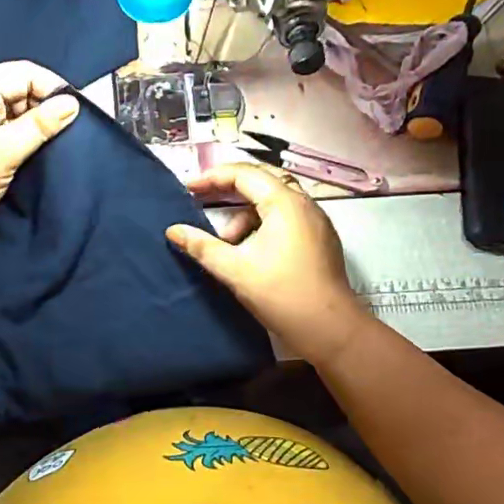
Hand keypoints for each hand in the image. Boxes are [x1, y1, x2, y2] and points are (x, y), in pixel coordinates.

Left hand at [0, 61, 80, 228]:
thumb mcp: (7, 150)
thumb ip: (41, 124)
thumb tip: (73, 104)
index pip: (24, 72)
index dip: (52, 86)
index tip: (74, 111)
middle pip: (21, 87)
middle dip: (46, 104)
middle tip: (68, 128)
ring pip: (17, 108)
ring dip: (38, 121)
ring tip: (56, 140)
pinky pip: (10, 126)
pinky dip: (27, 134)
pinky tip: (40, 148)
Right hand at [166, 162, 372, 363]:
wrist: (330, 328)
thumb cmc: (280, 294)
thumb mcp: (234, 269)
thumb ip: (202, 246)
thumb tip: (173, 231)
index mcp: (285, 202)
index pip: (244, 174)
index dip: (212, 178)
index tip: (187, 189)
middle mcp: (304, 204)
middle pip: (261, 181)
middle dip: (229, 189)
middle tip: (201, 200)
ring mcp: (316, 221)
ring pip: (274, 202)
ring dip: (245, 215)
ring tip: (225, 244)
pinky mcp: (320, 239)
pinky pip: (286, 218)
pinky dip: (262, 225)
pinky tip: (249, 251)